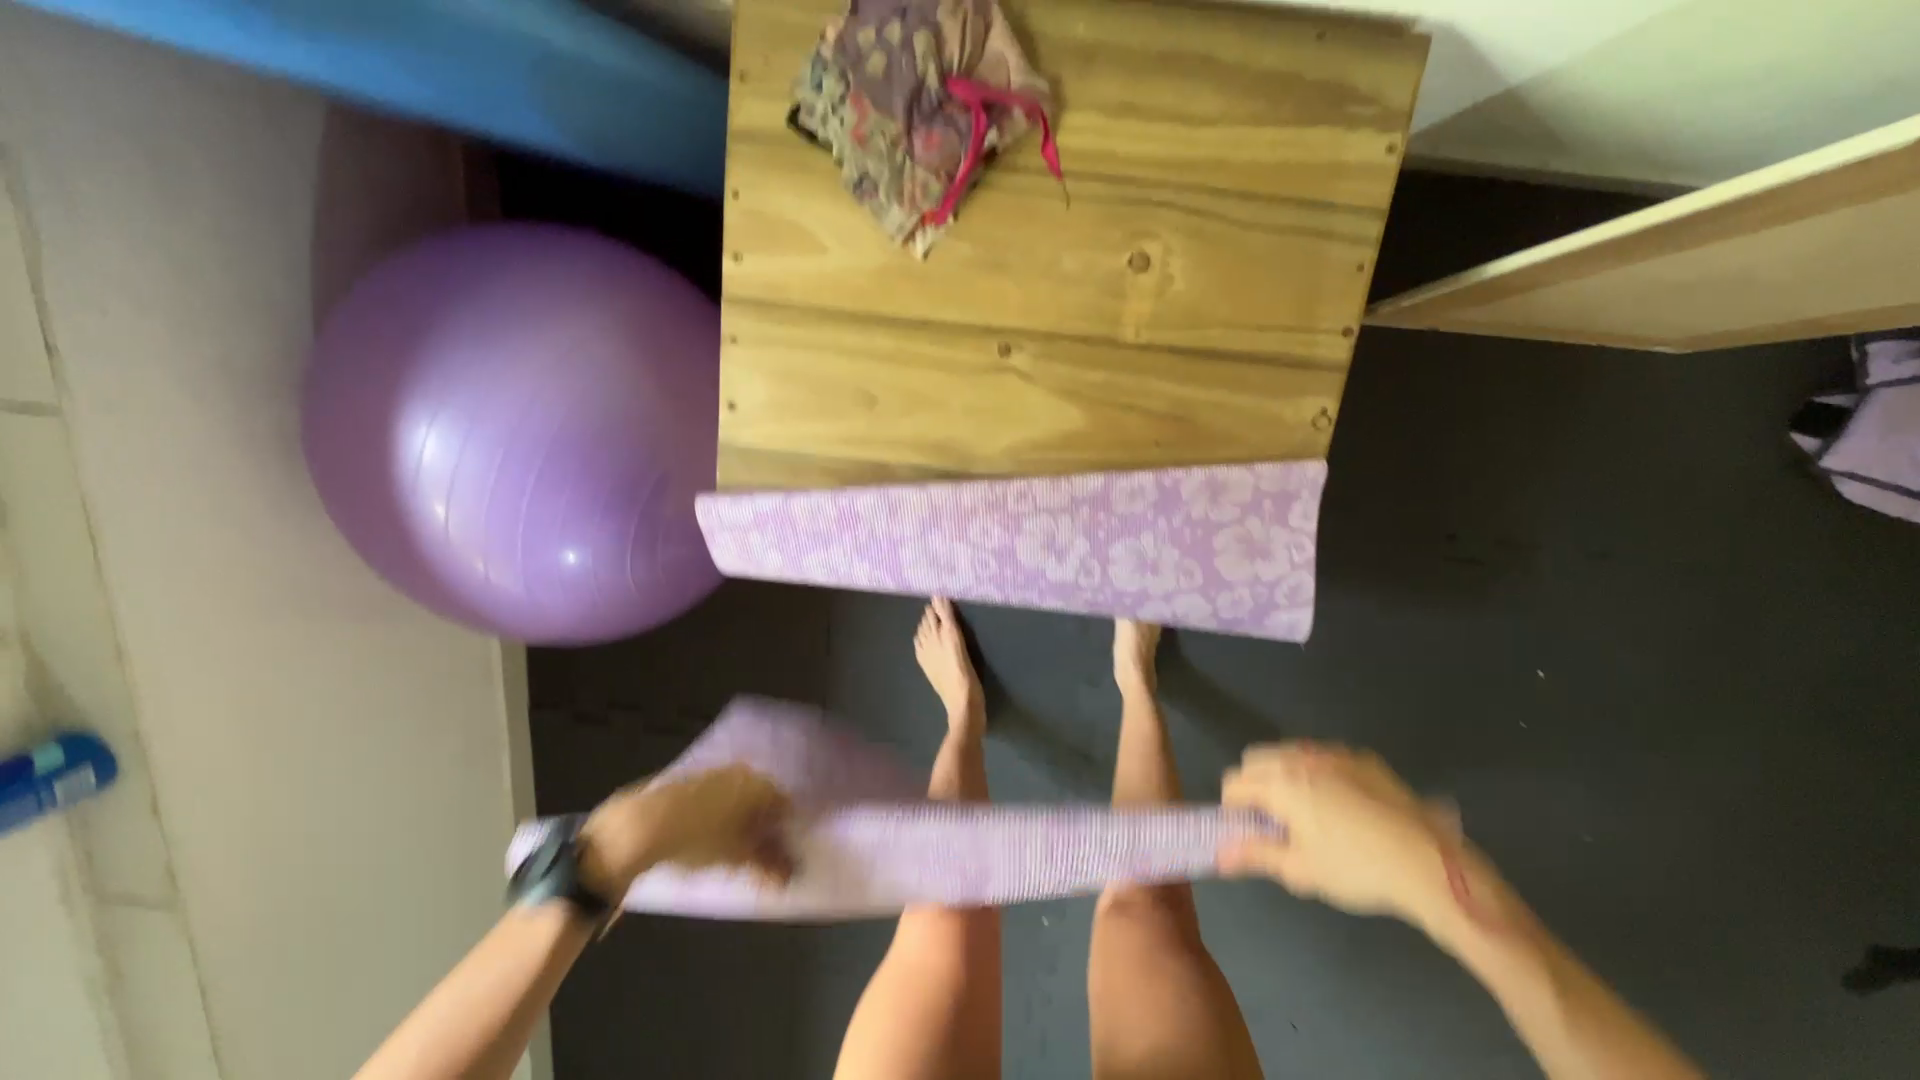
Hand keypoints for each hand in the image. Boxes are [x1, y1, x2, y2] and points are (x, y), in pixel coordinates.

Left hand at [578, 765, 793, 896]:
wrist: (638, 826)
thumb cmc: (698, 838)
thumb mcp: (737, 857)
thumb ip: (768, 865)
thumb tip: (788, 877)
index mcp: (758, 783)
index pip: (785, 807)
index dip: (785, 836)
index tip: (779, 859)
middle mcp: (739, 772)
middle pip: (760, 803)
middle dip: (761, 831)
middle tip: (754, 861)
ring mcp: (710, 774)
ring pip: (735, 801)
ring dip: (737, 826)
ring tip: (726, 856)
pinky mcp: (684, 783)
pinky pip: (712, 801)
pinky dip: (715, 820)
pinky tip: (702, 842)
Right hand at [1220, 742, 1456, 922]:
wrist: (1429, 863)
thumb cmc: (1357, 869)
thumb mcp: (1301, 870)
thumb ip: (1255, 855)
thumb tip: (1219, 855)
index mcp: (1282, 783)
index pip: (1235, 783)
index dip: (1233, 811)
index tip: (1251, 835)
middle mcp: (1303, 758)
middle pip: (1256, 759)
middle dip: (1254, 785)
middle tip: (1273, 823)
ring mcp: (1337, 754)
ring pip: (1290, 753)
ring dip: (1283, 776)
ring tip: (1305, 815)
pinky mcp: (1365, 760)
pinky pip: (1323, 756)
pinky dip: (1316, 773)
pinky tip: (1339, 807)